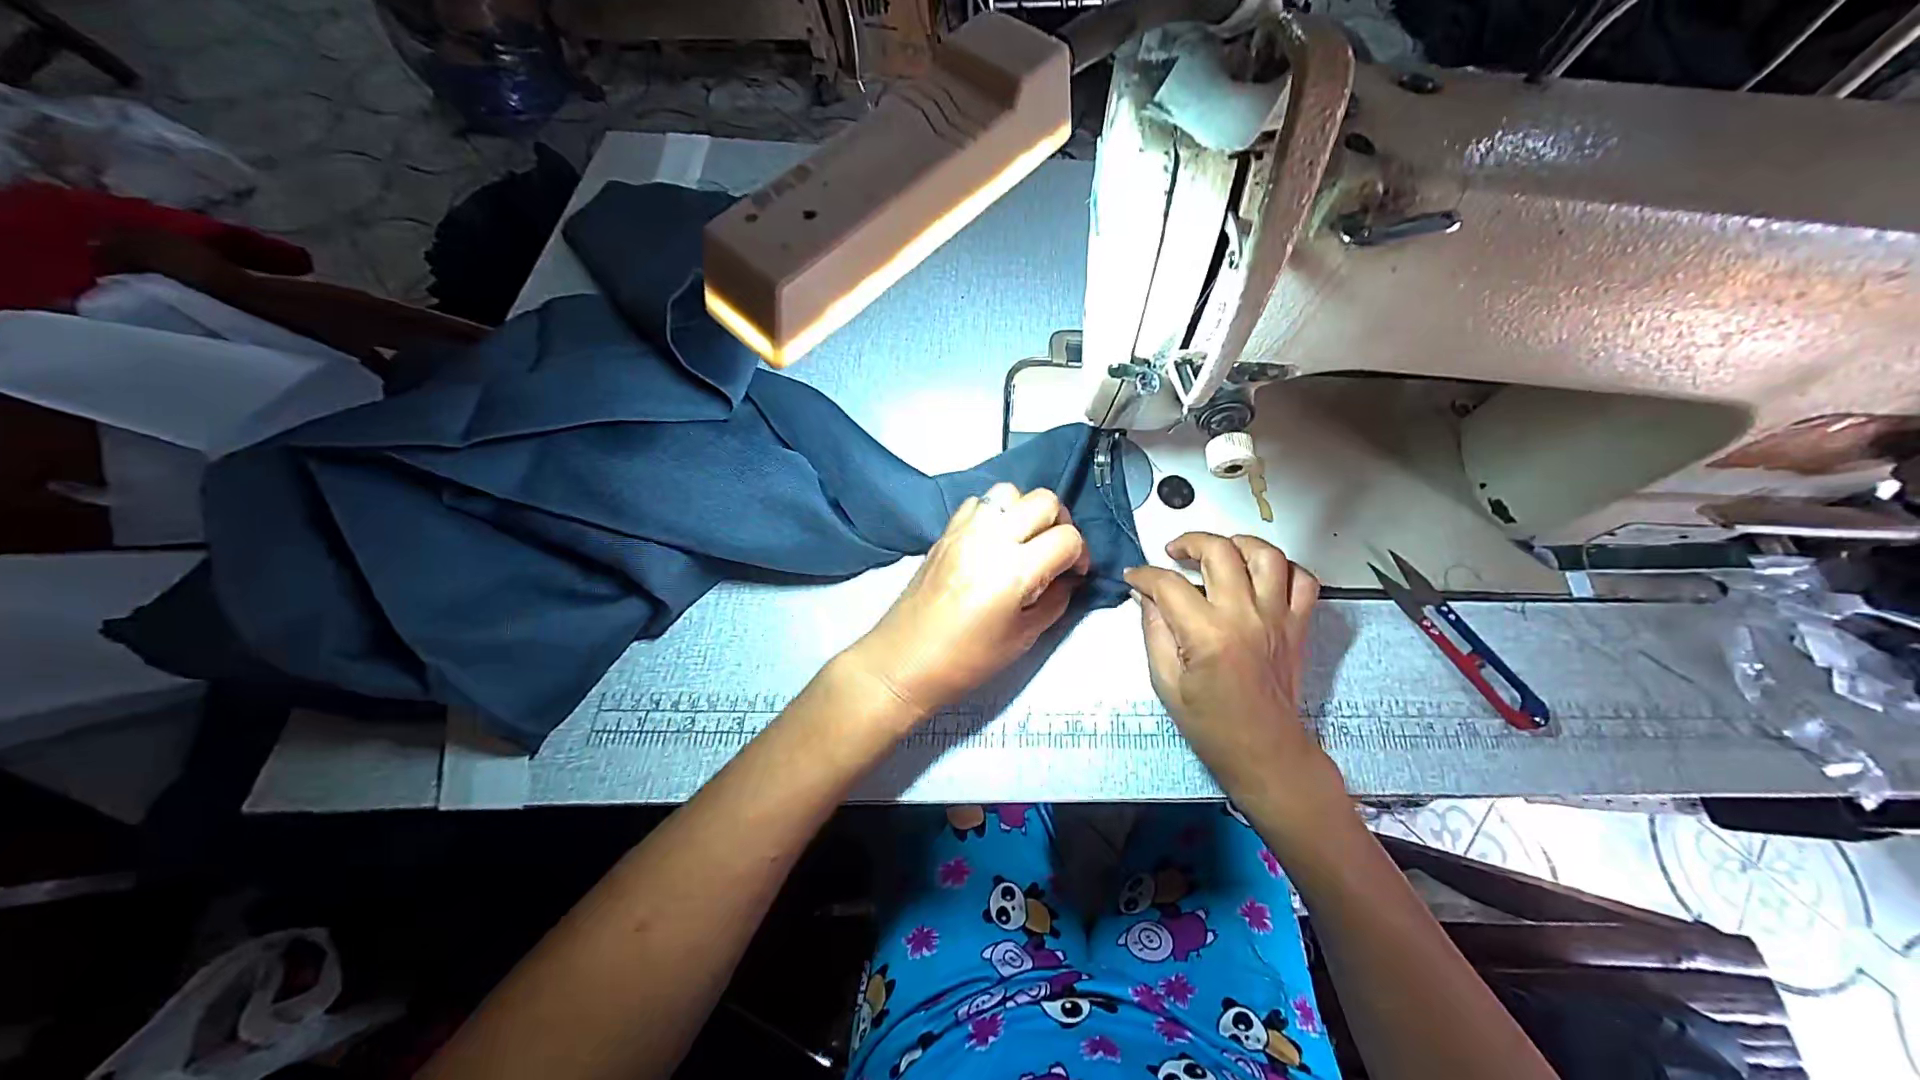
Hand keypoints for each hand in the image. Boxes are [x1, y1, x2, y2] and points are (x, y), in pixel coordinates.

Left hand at [843, 483, 1089, 715]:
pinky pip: (978, 503)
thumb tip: (1068, 579)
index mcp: (1014, 569)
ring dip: (1025, 511)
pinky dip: (994, 514)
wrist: (904, 662)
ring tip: (1022, 542)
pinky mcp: (945, 533)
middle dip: (1059, 524)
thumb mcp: (1023, 638)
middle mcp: (991, 539)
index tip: (1074, 573)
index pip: (1067, 538)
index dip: (1080, 555)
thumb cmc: (966, 660)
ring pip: (1009, 492)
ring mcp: (964, 531)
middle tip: (1054, 552)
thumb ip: (1055, 601)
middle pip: (1043, 501)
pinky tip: (993, 542)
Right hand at [1124, 533, 1345, 808]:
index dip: (1144, 575)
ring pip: (1265, 554)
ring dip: (1238, 542)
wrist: (1265, 751)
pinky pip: (1303, 580)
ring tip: (1219, 550)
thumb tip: (1145, 596)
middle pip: (1218, 552)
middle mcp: (1245, 617)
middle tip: (1173, 553)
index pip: (1168, 584)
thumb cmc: (1211, 725)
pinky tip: (1260, 574)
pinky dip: (1284, 568)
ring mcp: (1277, 618)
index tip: (1134, 577)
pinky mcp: (1299, 625)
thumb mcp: (1165, 682)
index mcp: (1207, 635)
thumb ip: (1154, 631)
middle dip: (1188, 542)